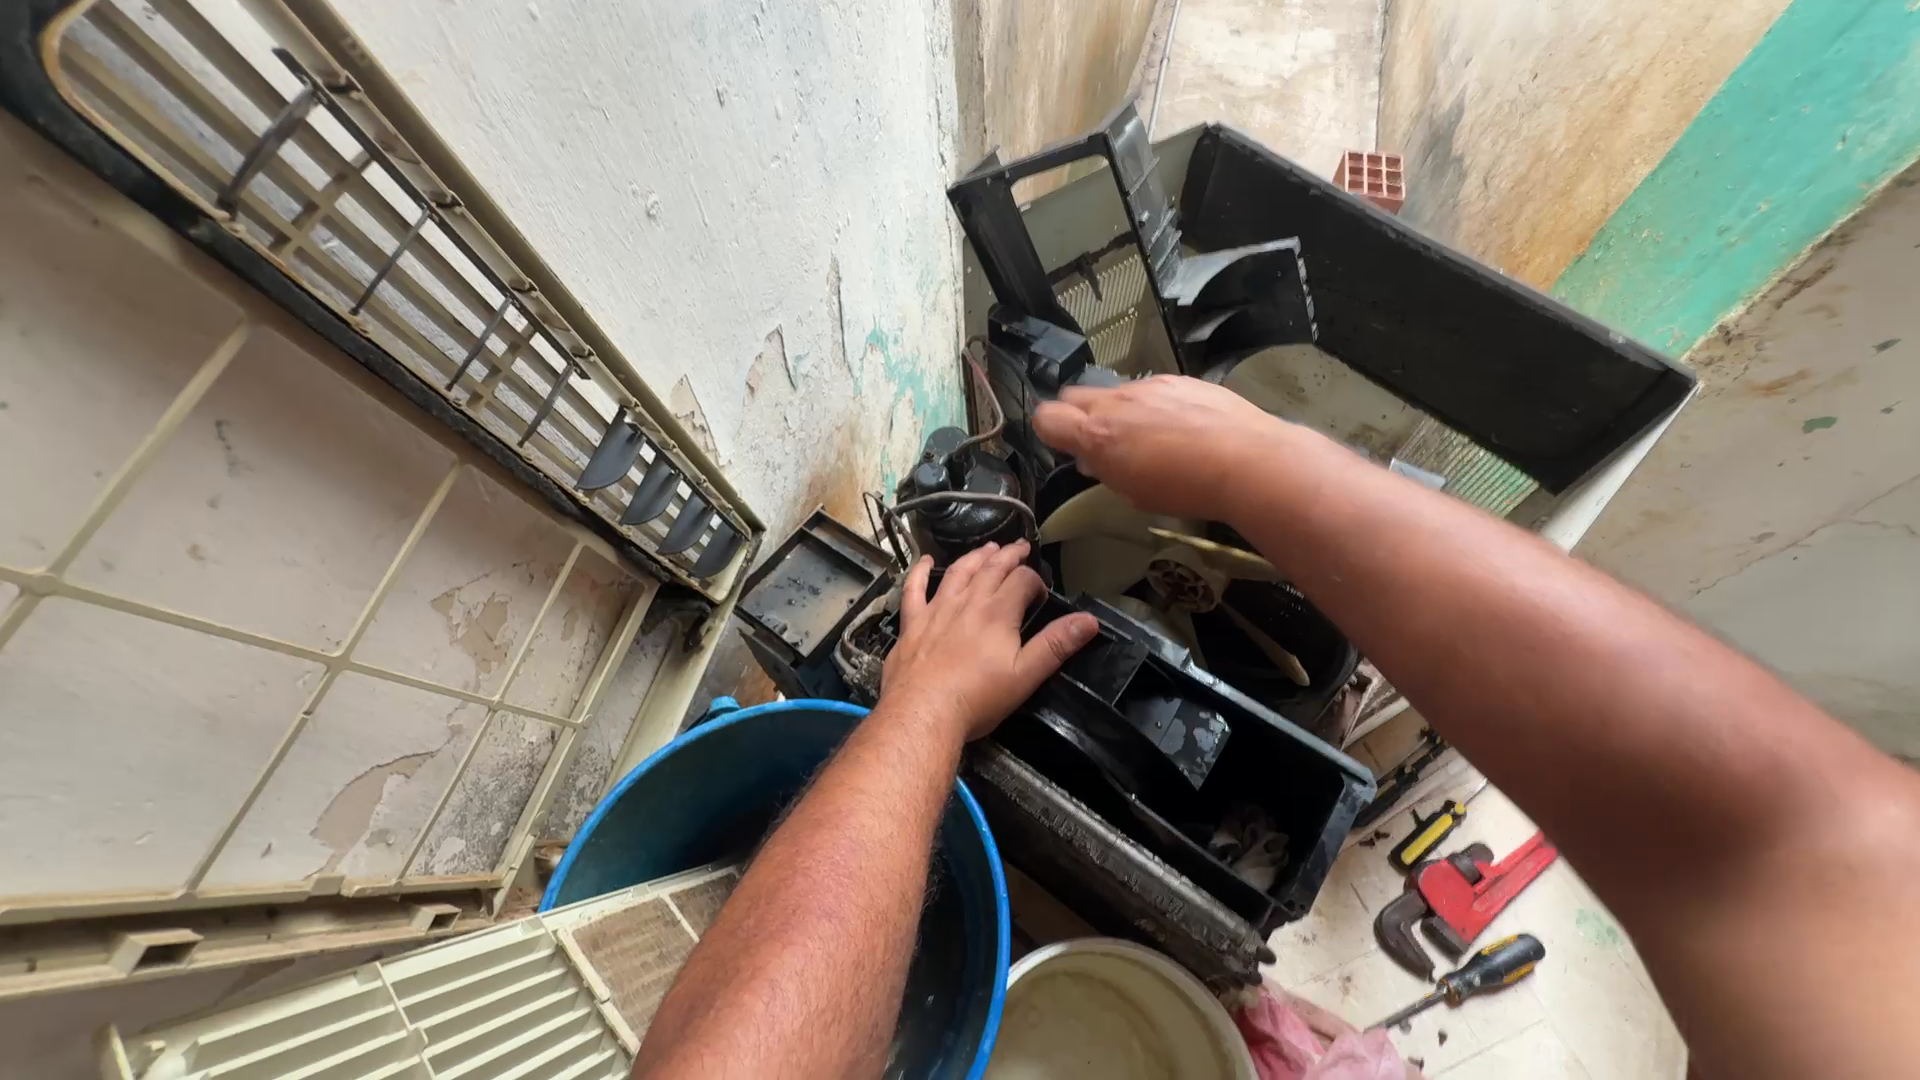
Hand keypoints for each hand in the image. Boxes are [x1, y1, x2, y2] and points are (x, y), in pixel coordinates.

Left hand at [880, 540, 1099, 740]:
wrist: (923, 712)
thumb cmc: (977, 698)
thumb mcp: (1026, 674)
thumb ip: (1056, 644)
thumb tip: (1089, 620)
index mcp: (998, 613)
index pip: (1022, 580)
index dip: (1035, 581)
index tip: (1041, 592)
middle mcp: (968, 602)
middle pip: (991, 568)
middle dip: (1009, 556)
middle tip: (1019, 547)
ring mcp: (937, 609)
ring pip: (958, 572)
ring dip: (975, 557)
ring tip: (987, 548)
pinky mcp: (913, 623)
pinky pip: (914, 588)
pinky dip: (919, 571)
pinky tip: (924, 561)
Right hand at [1033, 374, 1300, 520]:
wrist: (1248, 461)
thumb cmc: (1186, 489)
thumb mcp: (1132, 493)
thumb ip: (1104, 470)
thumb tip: (1092, 460)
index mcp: (1097, 434)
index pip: (1046, 417)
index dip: (1048, 431)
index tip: (1062, 446)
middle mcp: (1117, 401)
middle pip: (1073, 395)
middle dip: (1077, 415)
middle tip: (1098, 442)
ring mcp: (1150, 385)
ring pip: (1115, 391)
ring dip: (1118, 411)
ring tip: (1147, 438)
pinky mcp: (1180, 379)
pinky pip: (1151, 389)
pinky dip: (1153, 405)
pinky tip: (1179, 428)